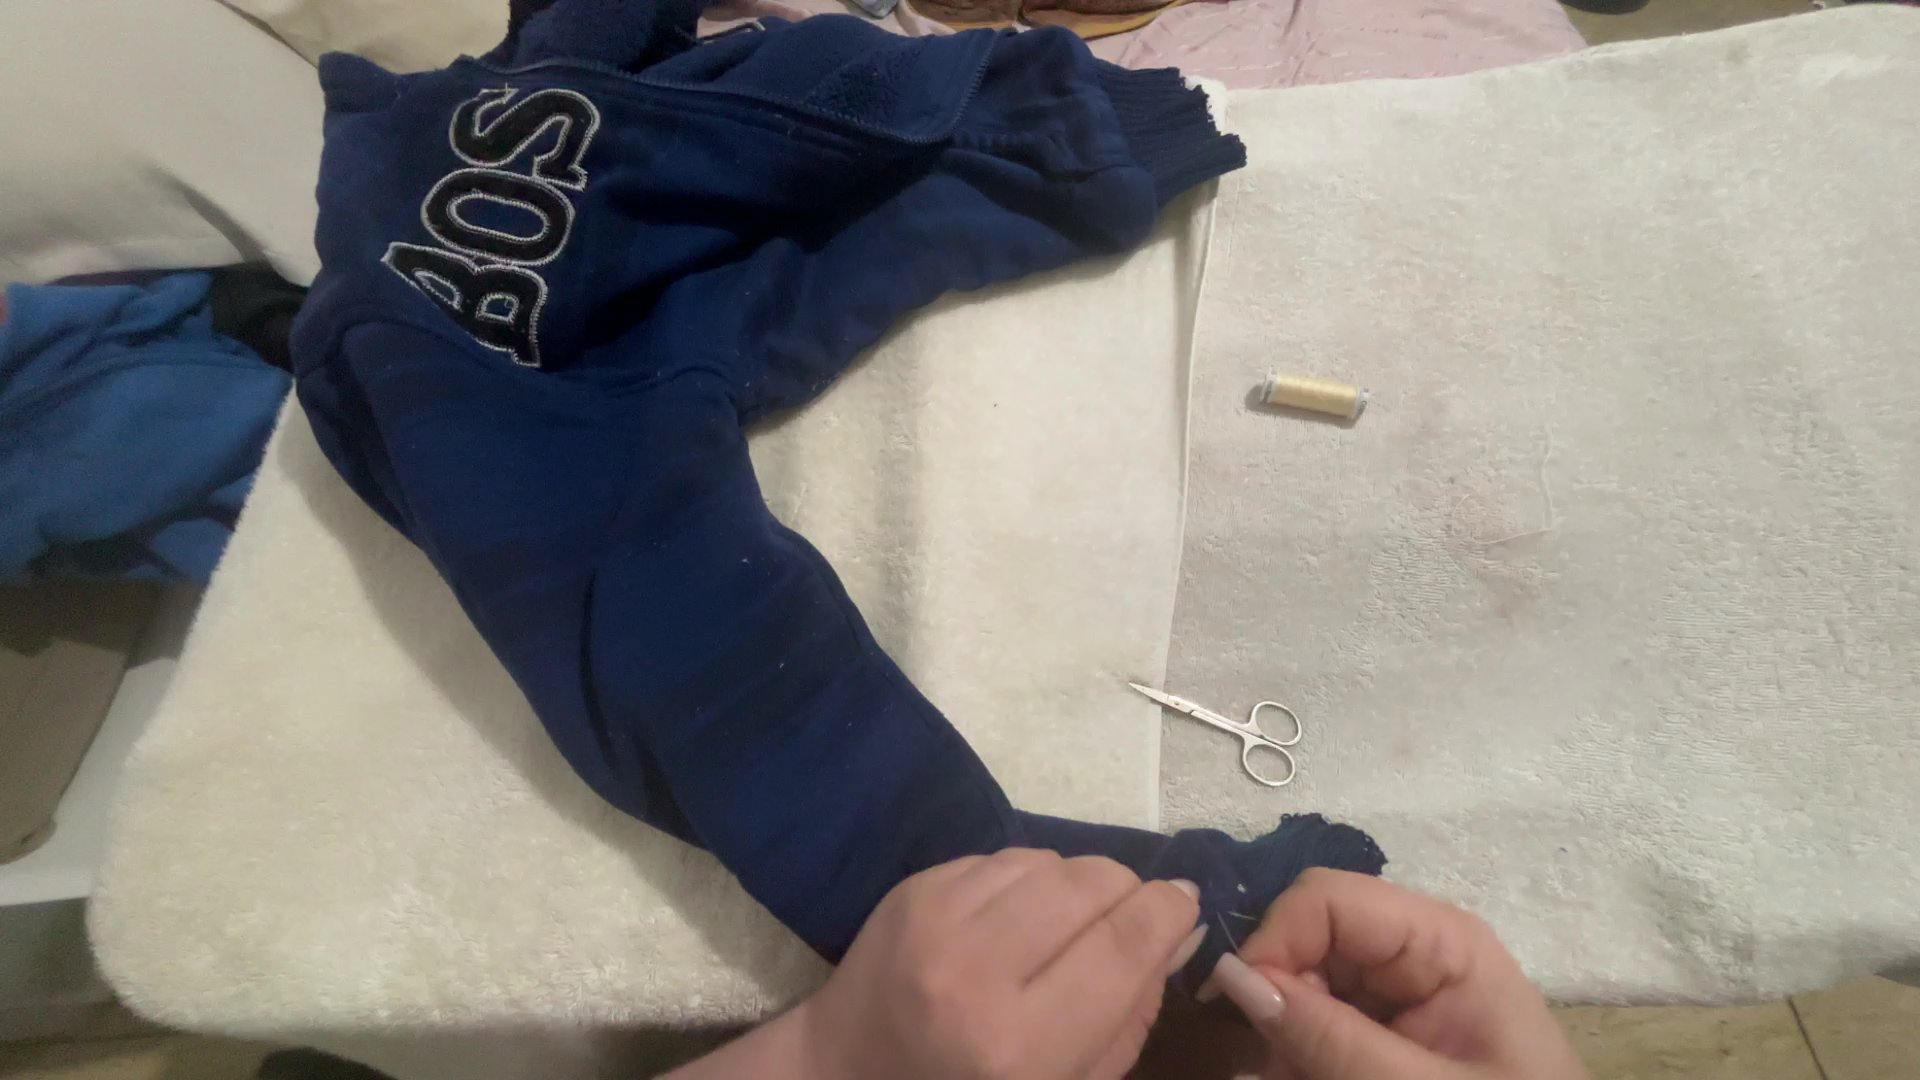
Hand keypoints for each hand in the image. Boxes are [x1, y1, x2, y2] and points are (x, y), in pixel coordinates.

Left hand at [792, 848, 1205, 1079]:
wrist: (850, 1068)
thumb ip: (1127, 1016)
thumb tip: (1171, 931)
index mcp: (1016, 1046)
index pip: (1119, 948)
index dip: (1164, 912)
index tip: (1184, 898)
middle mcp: (974, 969)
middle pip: (1086, 884)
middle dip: (1125, 886)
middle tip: (1133, 906)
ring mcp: (936, 915)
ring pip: (1046, 859)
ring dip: (1074, 880)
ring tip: (1068, 917)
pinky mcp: (916, 884)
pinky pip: (1002, 856)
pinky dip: (1028, 876)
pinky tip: (1019, 910)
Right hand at [1205, 869, 1587, 1079]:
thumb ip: (1328, 1037)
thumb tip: (1230, 974)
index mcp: (1439, 937)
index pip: (1324, 898)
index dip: (1274, 939)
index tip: (1237, 1004)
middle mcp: (1412, 944)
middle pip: (1307, 935)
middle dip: (1276, 997)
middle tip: (1269, 1067)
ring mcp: (1398, 983)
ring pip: (1302, 978)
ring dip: (1282, 1033)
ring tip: (1287, 1078)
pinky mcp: (1386, 1021)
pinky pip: (1318, 1015)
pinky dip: (1297, 1050)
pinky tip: (1298, 1077)